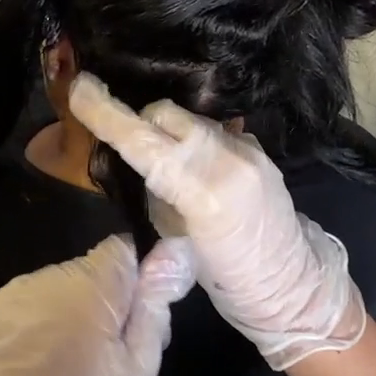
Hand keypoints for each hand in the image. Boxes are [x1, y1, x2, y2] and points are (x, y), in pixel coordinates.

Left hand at [0, 234, 195, 375]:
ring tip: (67, 364)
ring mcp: (15, 291)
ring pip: (59, 287)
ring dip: (69, 312)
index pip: (121, 250)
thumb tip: (173, 253)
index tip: (133, 319)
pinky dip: (40, 323)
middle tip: (103, 355)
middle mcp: (47, 277)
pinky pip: (32, 303)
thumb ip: (154, 310)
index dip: (133, 281)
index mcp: (88, 288)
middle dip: (101, 301)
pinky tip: (38, 362)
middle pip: (89, 271)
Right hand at [69, 73, 366, 369]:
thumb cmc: (229, 282)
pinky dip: (194, 142)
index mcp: (202, 191)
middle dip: (138, 122)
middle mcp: (227, 158)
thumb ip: (160, 193)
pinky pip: (212, 130)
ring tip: (165, 166)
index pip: (142, 141)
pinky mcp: (258, 149)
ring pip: (187, 119)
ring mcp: (247, 150)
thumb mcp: (179, 243)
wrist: (294, 287)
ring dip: (167, 132)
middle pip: (163, 114)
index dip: (106, 113)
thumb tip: (141, 163)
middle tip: (123, 145)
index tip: (80, 88)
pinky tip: (196, 168)